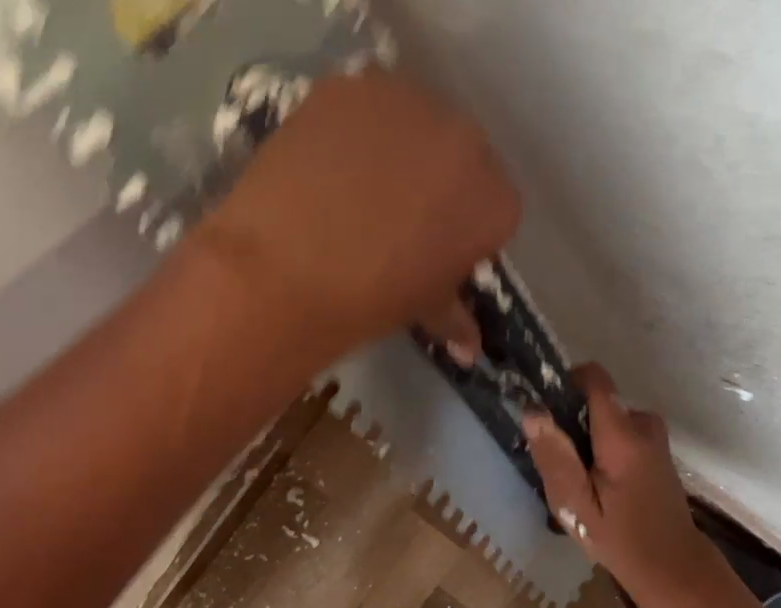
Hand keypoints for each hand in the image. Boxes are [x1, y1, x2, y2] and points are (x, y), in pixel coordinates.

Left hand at [197, 71, 518, 363]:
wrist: (285, 272)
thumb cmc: (368, 301)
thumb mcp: (421, 309)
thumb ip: (454, 315)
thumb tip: (468, 348)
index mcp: (495, 203)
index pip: (493, 208)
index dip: (461, 228)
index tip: (433, 248)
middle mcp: (466, 142)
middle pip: (458, 155)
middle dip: (434, 181)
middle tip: (392, 216)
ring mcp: (409, 104)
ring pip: (411, 122)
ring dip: (394, 148)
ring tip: (352, 188)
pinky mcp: (352, 87)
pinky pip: (362, 106)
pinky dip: (348, 131)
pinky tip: (323, 165)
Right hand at [524, 365, 718, 600]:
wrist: (672, 564)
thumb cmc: (620, 538)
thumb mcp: (575, 504)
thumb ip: (555, 456)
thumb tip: (532, 410)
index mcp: (623, 434)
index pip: (593, 378)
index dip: (564, 385)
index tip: (544, 415)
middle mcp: (643, 424)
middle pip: (596, 402)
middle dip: (571, 426)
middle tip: (560, 470)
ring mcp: (654, 436)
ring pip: (606, 420)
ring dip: (586, 443)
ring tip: (579, 485)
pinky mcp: (656, 450)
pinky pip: (619, 434)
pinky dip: (603, 452)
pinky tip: (599, 488)